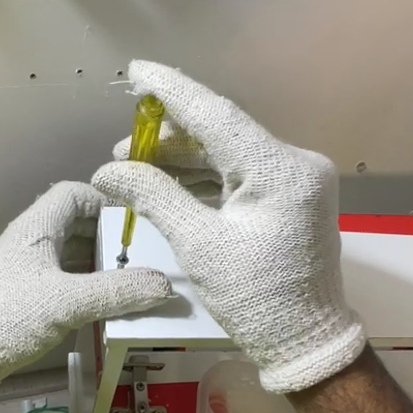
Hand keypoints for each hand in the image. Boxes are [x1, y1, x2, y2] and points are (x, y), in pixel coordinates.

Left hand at [0, 182, 173, 412]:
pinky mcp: (21, 295)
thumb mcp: (68, 303)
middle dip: (109, 236)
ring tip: (128, 282)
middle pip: (75, 223)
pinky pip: (61, 278)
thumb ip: (117, 292)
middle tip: (140, 257)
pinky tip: (102, 304)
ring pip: (69, 253)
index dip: (106, 202)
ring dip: (98, 263)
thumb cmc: (9, 318)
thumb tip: (165, 284)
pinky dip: (84, 284)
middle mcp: (28, 241)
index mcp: (35, 228)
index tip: (136, 225)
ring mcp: (23, 269)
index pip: (74, 193)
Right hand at [91, 61, 365, 392]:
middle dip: (170, 135)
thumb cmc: (255, 298)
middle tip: (123, 144)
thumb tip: (107, 171)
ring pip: (230, 152)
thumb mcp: (199, 245)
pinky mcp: (292, 194)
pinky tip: (168, 178)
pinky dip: (206, 175)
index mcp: (280, 170)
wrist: (305, 342)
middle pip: (222, 132)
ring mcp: (297, 178)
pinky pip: (241, 172)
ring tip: (135, 164)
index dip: (172, 91)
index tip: (136, 71)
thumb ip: (155, 196)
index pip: (217, 115)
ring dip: (184, 157)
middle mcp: (296, 162)